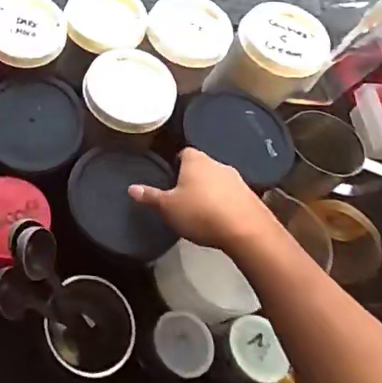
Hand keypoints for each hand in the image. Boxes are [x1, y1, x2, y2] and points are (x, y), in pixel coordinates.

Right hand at [127, 148, 274, 250]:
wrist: (245, 230)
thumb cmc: (200, 213)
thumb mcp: (168, 207)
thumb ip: (150, 197)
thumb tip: (131, 187)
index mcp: (195, 161)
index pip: (184, 152)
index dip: (176, 163)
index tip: (171, 178)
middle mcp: (217, 163)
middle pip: (202, 166)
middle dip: (194, 178)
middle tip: (183, 197)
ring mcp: (237, 179)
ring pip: (218, 180)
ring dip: (211, 191)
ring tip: (201, 211)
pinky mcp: (250, 195)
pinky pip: (232, 195)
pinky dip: (225, 203)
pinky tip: (220, 219)